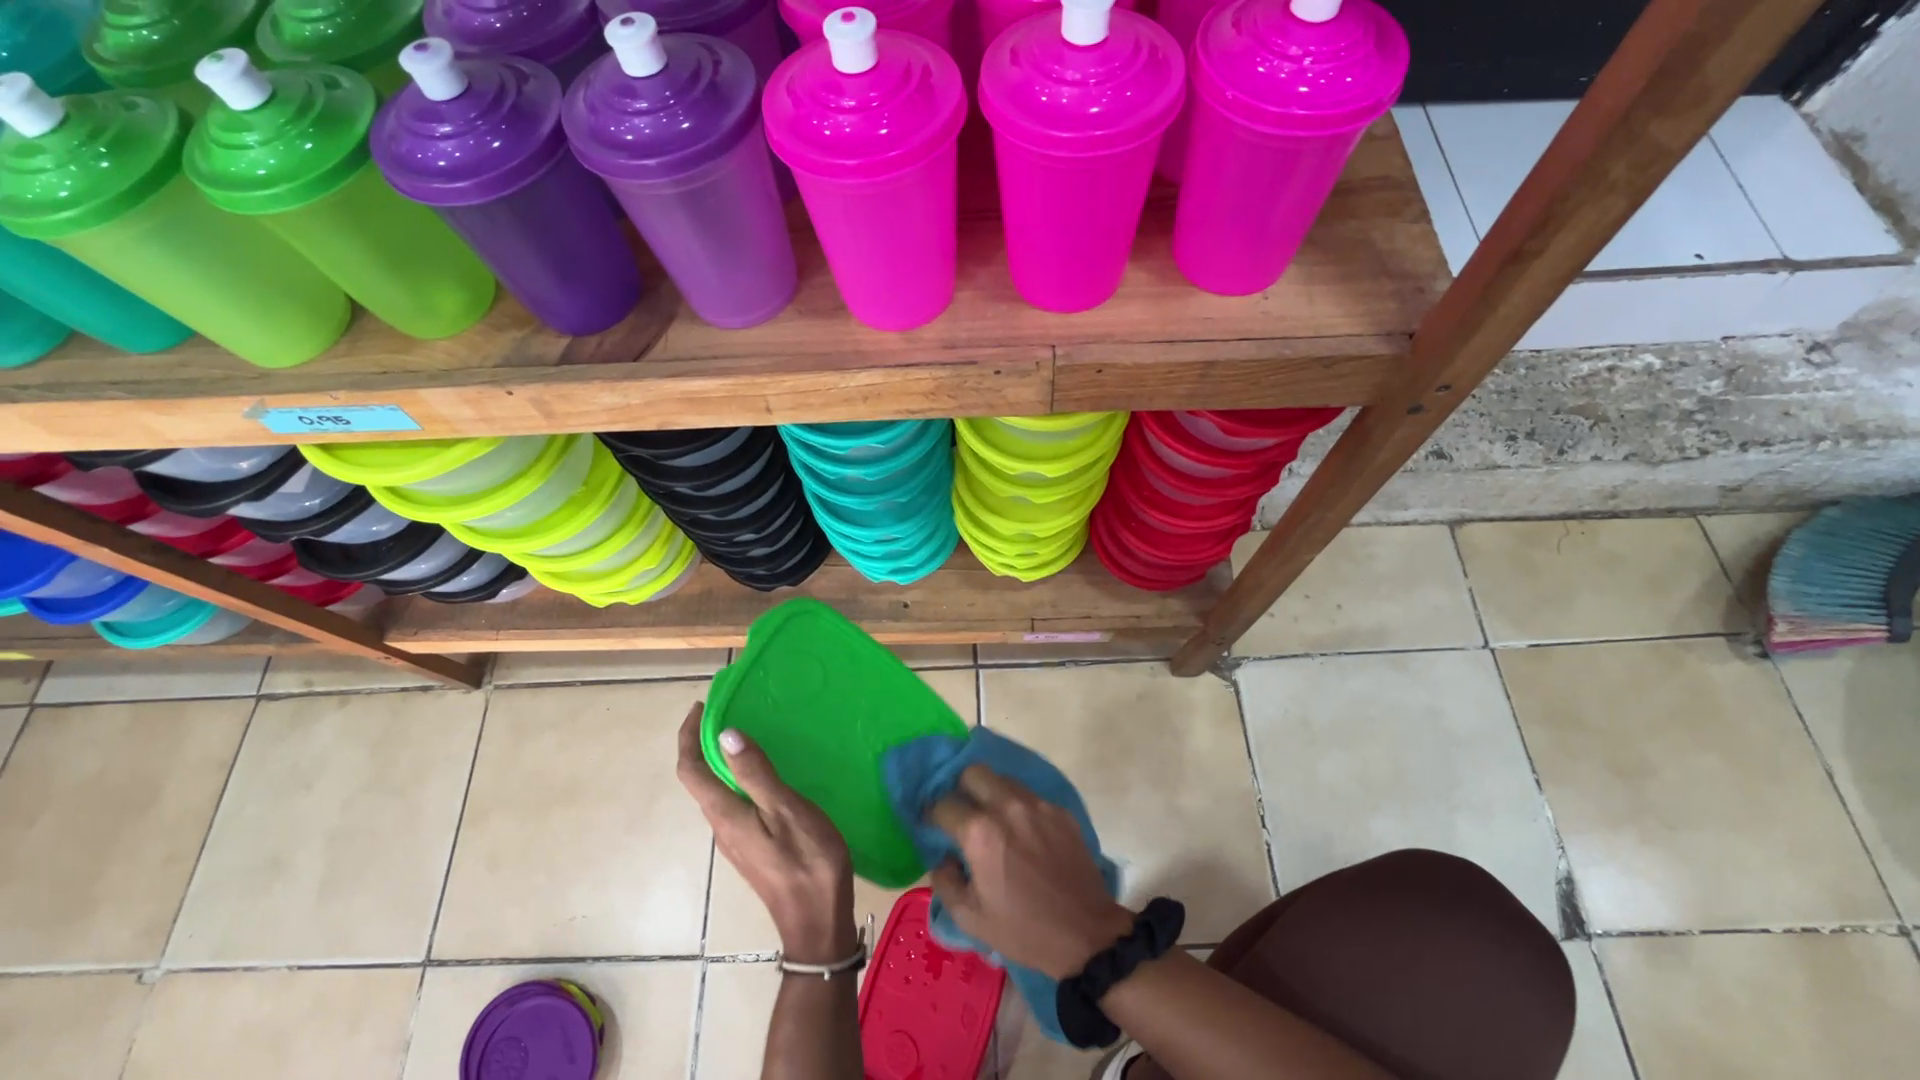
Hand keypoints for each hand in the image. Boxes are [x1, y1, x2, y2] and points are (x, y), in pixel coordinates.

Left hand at [676, 703, 855, 963]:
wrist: (817, 923)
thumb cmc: (807, 863)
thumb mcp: (787, 811)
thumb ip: (756, 774)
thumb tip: (725, 735)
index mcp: (725, 814)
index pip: (690, 770)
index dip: (688, 736)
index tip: (701, 707)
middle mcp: (721, 827)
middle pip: (700, 780)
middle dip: (705, 745)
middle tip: (730, 715)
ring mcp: (736, 841)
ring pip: (718, 794)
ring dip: (723, 763)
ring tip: (749, 738)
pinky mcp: (752, 849)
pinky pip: (735, 805)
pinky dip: (740, 781)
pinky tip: (767, 778)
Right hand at [928, 766, 1133, 978]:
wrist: (1086, 934)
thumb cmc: (1023, 930)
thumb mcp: (970, 917)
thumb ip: (945, 881)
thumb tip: (944, 858)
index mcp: (980, 833)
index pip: (943, 804)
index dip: (931, 816)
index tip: (932, 826)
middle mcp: (1008, 808)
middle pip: (973, 772)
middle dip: (960, 789)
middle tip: (961, 813)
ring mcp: (1038, 806)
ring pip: (1003, 780)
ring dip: (990, 793)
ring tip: (990, 820)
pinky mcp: (1061, 812)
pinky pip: (1030, 796)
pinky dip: (1017, 807)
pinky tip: (1020, 832)